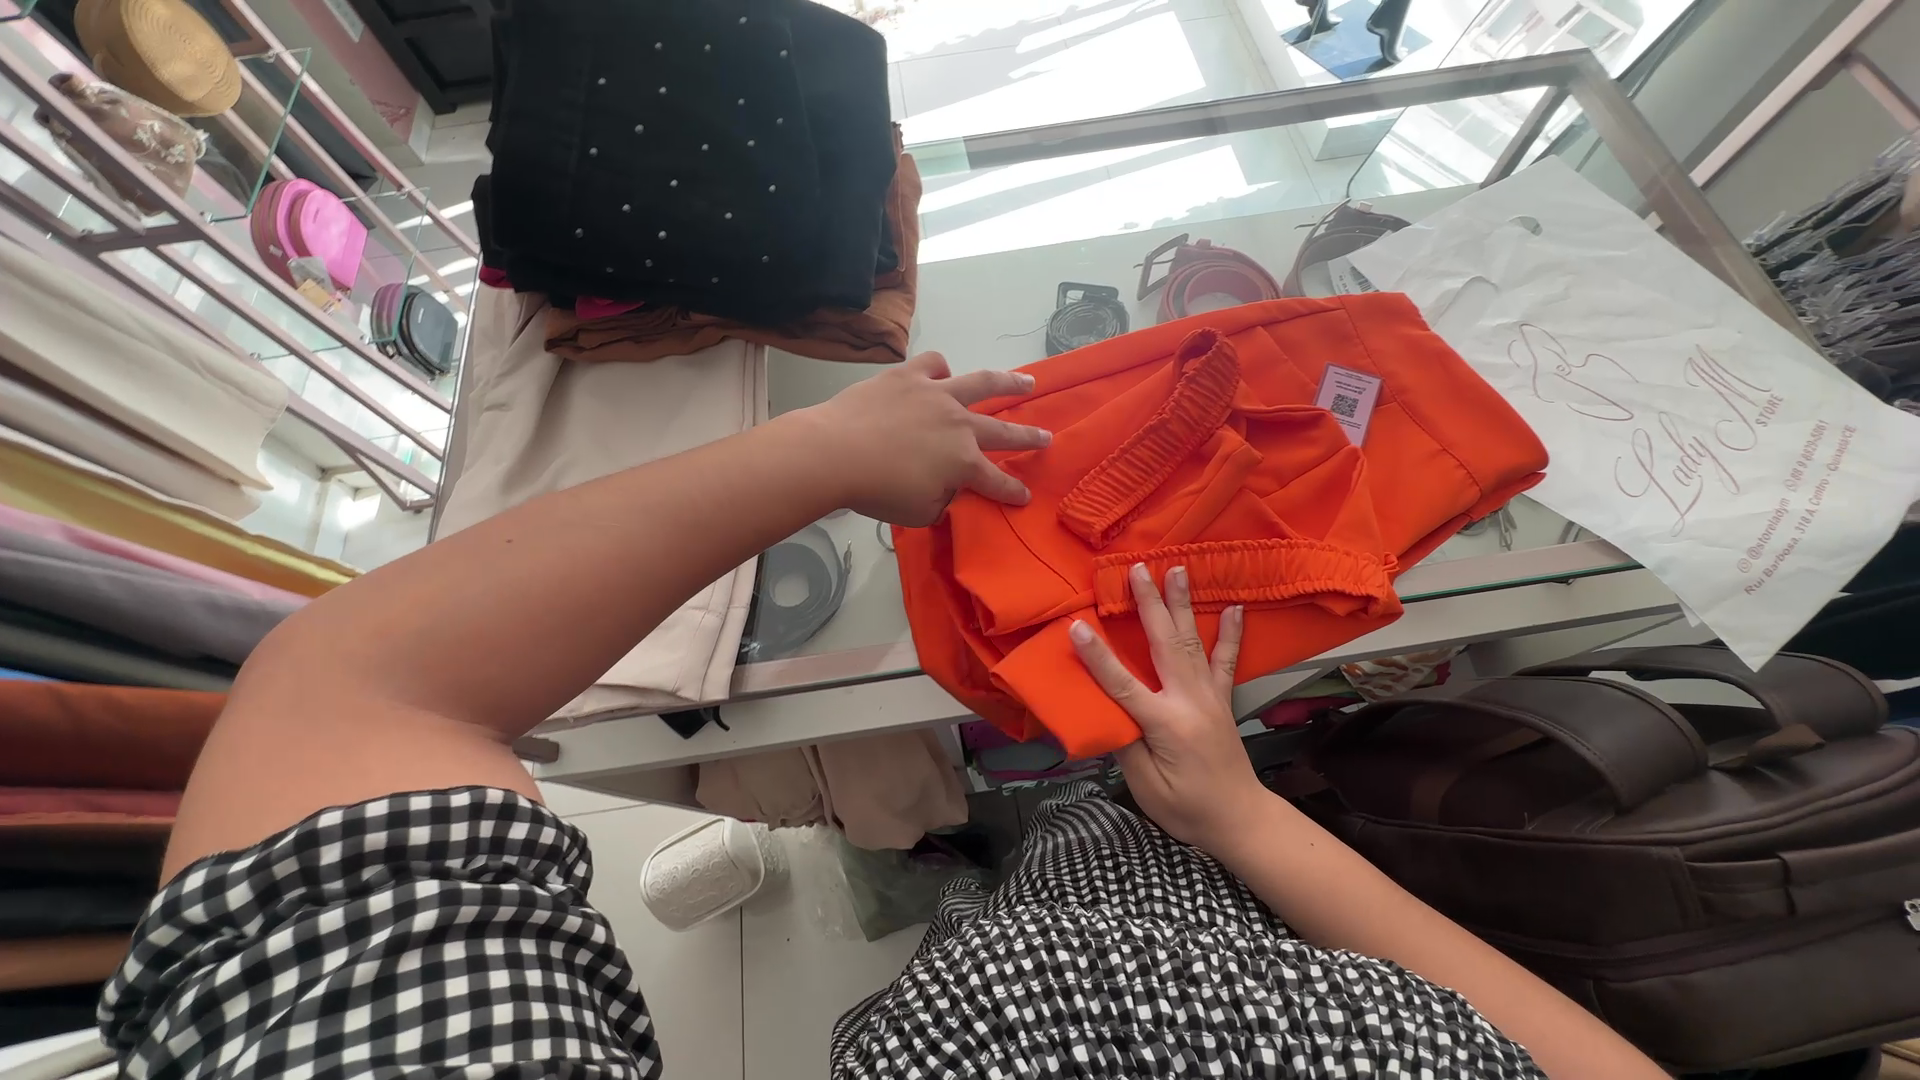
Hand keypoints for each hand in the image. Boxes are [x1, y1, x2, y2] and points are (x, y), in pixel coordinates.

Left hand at [800, 352, 1051, 526]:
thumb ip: (942, 502)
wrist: (837, 453)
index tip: (1025, 496)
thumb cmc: (878, 491)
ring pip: (982, 384)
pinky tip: (943, 373)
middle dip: (1027, 437)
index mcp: (964, 463)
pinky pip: (933, 363)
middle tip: (1047, 437)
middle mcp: (960, 425)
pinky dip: (941, 368)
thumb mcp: (919, 513)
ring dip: (1009, 383)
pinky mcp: (908, 376)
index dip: (1013, 491)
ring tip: (1027, 382)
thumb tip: (949, 492)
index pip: (997, 481)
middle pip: (1002, 430)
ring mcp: (936, 395)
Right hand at [1068, 564, 1268, 852]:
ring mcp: (1210, 696)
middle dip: (1149, 604)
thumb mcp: (1146, 786)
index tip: (1077, 626)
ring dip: (1183, 603)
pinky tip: (1235, 608)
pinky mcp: (1222, 699)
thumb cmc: (1187, 809)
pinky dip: (1230, 633)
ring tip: (1178, 569)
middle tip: (1138, 569)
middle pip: (1165, 644)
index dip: (1097, 656)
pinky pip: (1226, 660)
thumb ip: (1125, 744)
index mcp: (1166, 724)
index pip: (1123, 684)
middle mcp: (1191, 700)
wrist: (1242, 820)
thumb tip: (1105, 707)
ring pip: (1193, 640)